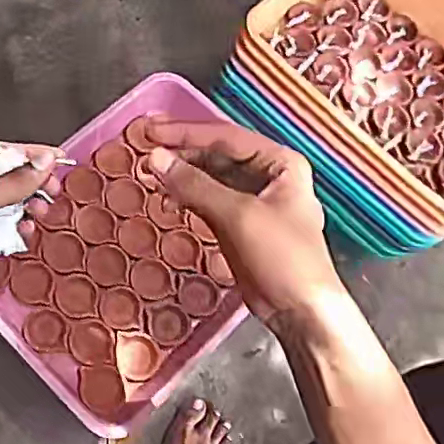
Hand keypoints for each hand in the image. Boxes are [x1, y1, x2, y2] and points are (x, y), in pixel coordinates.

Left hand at [0, 143, 60, 340]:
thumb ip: (6, 185)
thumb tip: (41, 166)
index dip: (26, 155)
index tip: (55, 157)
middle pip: (0, 180)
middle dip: (28, 184)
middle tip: (53, 189)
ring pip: (2, 207)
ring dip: (24, 208)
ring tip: (42, 212)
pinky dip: (14, 232)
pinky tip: (26, 232)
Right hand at [138, 119, 345, 322]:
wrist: (300, 312)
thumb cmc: (282, 257)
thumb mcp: (238, 215)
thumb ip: (195, 185)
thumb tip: (155, 158)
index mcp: (280, 163)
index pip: (225, 138)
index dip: (185, 133)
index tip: (150, 131)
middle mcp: (268, 175)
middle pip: (216, 155)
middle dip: (180, 153)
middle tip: (143, 150)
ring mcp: (253, 200)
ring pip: (210, 178)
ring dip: (180, 175)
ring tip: (148, 174)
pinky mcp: (239, 224)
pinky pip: (207, 200)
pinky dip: (186, 198)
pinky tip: (166, 199)